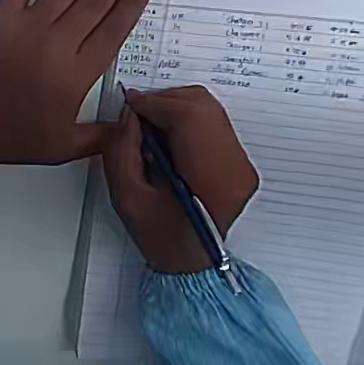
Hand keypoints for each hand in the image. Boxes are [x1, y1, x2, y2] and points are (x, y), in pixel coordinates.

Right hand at [105, 86, 258, 273]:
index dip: (154, 104)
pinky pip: (213, 120)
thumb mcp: (126, 197)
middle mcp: (235, 169)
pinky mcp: (238, 160)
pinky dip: (186, 118)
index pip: (188, 118)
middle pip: (200, 105)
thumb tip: (130, 115)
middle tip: (138, 116)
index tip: (131, 107)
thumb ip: (122, 150)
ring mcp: (241, 164)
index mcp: (212, 181)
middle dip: (163, 101)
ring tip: (151, 128)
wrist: (191, 262)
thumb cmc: (161, 238)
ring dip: (174, 108)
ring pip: (208, 107)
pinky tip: (167, 137)